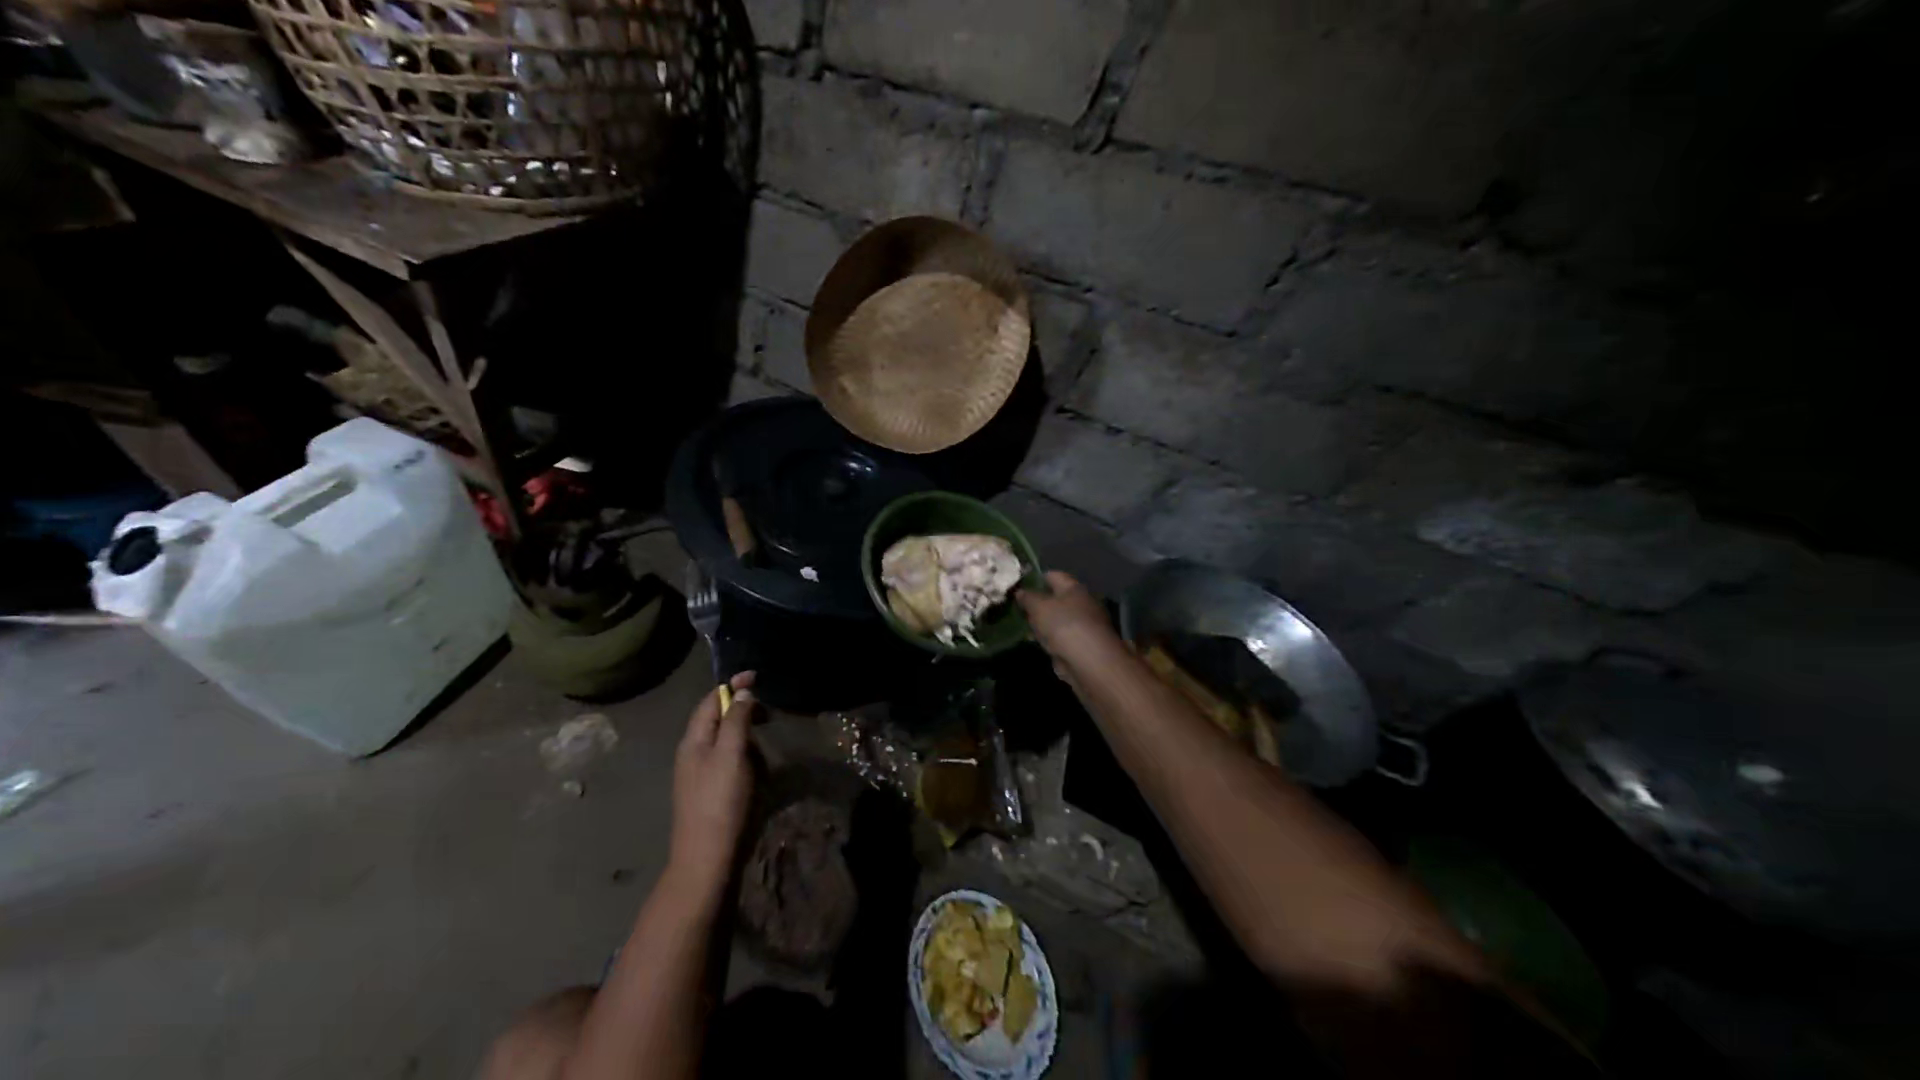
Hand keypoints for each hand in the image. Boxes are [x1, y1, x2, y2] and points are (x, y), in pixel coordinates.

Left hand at [669, 671, 756, 888]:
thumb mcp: (732, 754)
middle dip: (742, 713)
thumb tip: (741, 692)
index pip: (710, 701)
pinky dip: (746, 761)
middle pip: (717, 720)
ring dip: (747, 739)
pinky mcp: (711, 794)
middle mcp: (693, 753)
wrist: (706, 859)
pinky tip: (758, 775)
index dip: (732, 685)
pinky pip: (730, 764)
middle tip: (768, 714)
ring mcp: (700, 775)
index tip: (757, 676)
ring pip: (726, 743)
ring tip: (764, 748)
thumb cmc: (720, 802)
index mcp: (693, 740)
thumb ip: (736, 720)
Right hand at [1016, 572, 1121, 684]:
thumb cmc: (1064, 625)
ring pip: (1056, 619)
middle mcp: (1081, 604)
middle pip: (1055, 599)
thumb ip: (1028, 598)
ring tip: (1022, 625)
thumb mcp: (1039, 607)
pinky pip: (1059, 637)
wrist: (1089, 662)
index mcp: (1074, 588)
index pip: (1054, 575)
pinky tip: (1036, 642)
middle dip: (1037, 603)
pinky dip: (1048, 639)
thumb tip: (1020, 592)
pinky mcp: (1080, 645)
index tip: (1019, 584)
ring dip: (1041, 623)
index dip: (1036, 578)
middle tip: (1016, 607)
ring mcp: (1082, 625)